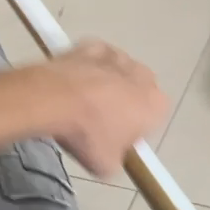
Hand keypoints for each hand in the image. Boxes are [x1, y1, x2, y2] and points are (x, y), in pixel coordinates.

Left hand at [38, 41, 167, 176]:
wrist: (52, 98)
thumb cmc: (87, 134)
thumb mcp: (106, 165)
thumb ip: (117, 157)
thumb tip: (110, 153)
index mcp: (156, 105)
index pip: (153, 118)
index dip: (134, 128)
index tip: (115, 137)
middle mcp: (143, 76)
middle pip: (139, 90)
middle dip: (124, 101)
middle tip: (98, 119)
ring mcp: (116, 55)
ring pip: (118, 70)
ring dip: (106, 80)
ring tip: (81, 99)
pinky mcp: (90, 44)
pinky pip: (95, 56)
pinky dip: (87, 64)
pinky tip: (73, 78)